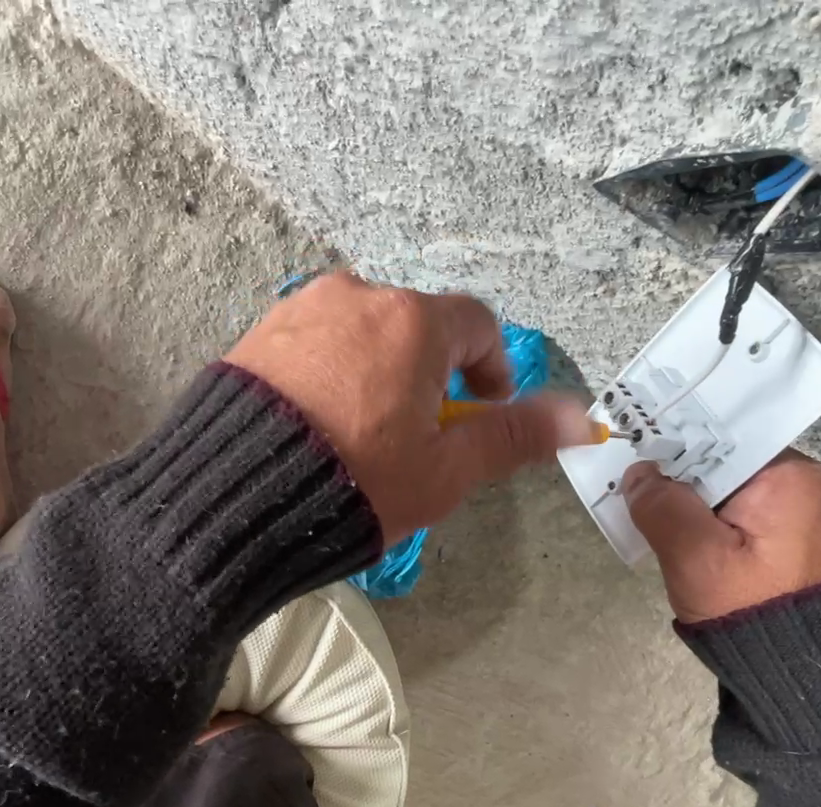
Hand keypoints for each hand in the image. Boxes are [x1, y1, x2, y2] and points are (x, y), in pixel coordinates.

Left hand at [224, 272, 594, 541]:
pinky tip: (313, 422)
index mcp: (413, 321)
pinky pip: (311, 346)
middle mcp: (355, 297)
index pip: (476, 326)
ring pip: (358, 335)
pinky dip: (326, 374)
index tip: (480, 409)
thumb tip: (585, 420)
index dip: (489, 369)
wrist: (236, 496)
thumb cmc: (357, 482)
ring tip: (360, 431)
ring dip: (375, 371)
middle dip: (427, 373)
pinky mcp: (256, 334)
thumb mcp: (444, 471)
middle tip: (415, 433)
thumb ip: (513, 437)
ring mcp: (298, 311)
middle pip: (413, 328)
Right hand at [623, 450, 820, 622]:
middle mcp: (814, 484)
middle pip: (730, 469)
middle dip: (689, 488)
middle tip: (652, 512)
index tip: (642, 475)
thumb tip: (639, 473)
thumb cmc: (749, 606)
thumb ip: (663, 507)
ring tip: (676, 538)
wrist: (808, 675)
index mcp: (792, 476)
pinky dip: (727, 530)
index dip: (676, 456)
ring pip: (740, 496)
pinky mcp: (811, 542)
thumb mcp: (694, 557)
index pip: (722, 445)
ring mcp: (817, 515)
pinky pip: (757, 519)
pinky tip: (706, 554)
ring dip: (705, 513)